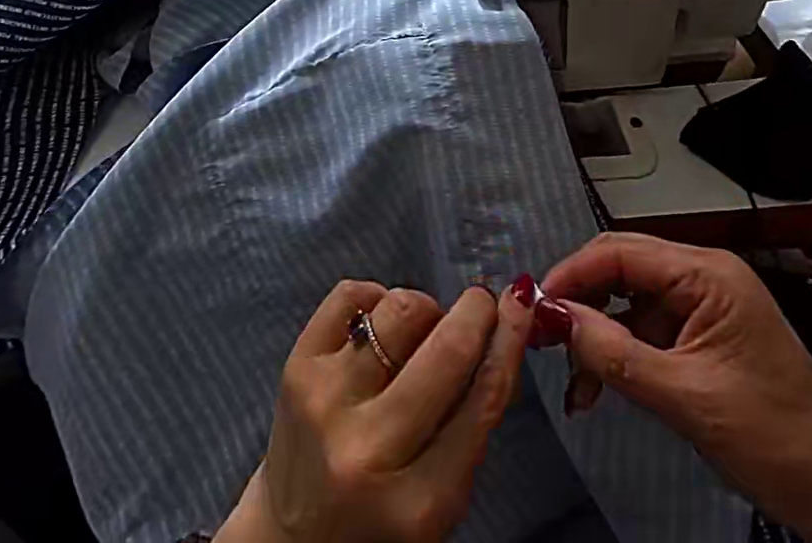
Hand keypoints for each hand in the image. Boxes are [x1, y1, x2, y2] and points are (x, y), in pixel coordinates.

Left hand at [215, 280, 535, 542]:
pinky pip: (347, 296)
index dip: (508, 342)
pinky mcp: (296, 365)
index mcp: (420, 500)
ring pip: (397, 312)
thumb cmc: (379, 519)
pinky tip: (382, 314)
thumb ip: (470, 426)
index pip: (481, 401)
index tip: (519, 304)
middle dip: (474, 313)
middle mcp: (369, 444)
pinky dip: (375, 293)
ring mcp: (326, 398)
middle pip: (444, 352)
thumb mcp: (440, 498)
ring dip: (424, 307)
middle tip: (481, 301)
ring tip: (423, 327)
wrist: (292, 533)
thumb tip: (500, 334)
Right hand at [542, 233, 811, 542]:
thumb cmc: (778, 442)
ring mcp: (699, 305)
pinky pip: (636, 327)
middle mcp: (702, 277)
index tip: (535, 310)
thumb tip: (548, 315)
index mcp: (709, 276)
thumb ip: (611, 351)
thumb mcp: (686, 397)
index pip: (616, 252)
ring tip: (576, 382)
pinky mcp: (696, 333)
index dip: (569, 275)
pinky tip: (596, 387)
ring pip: (619, 300)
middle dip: (577, 304)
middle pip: (614, 269)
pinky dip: (612, 353)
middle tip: (545, 339)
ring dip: (592, 336)